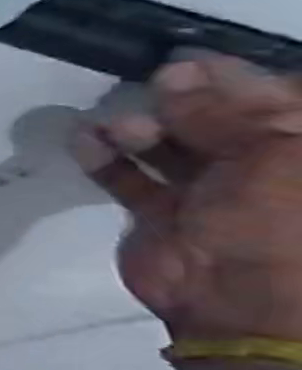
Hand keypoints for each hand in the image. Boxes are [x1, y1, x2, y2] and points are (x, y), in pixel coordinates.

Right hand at [73, 55, 301, 369]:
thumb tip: (177, 71)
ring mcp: (216, 196)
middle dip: (184, 101)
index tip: (191, 62)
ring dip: (141, 129)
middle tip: (153, 85)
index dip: (238, 79)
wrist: (248, 308)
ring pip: (173, 146)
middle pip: (223, 120)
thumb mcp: (274, 156)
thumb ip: (223, 112)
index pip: (283, 100)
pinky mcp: (162, 216)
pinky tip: (87, 141)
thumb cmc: (291, 225)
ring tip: (120, 127)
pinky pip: (128, 178)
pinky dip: (105, 158)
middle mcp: (272, 171)